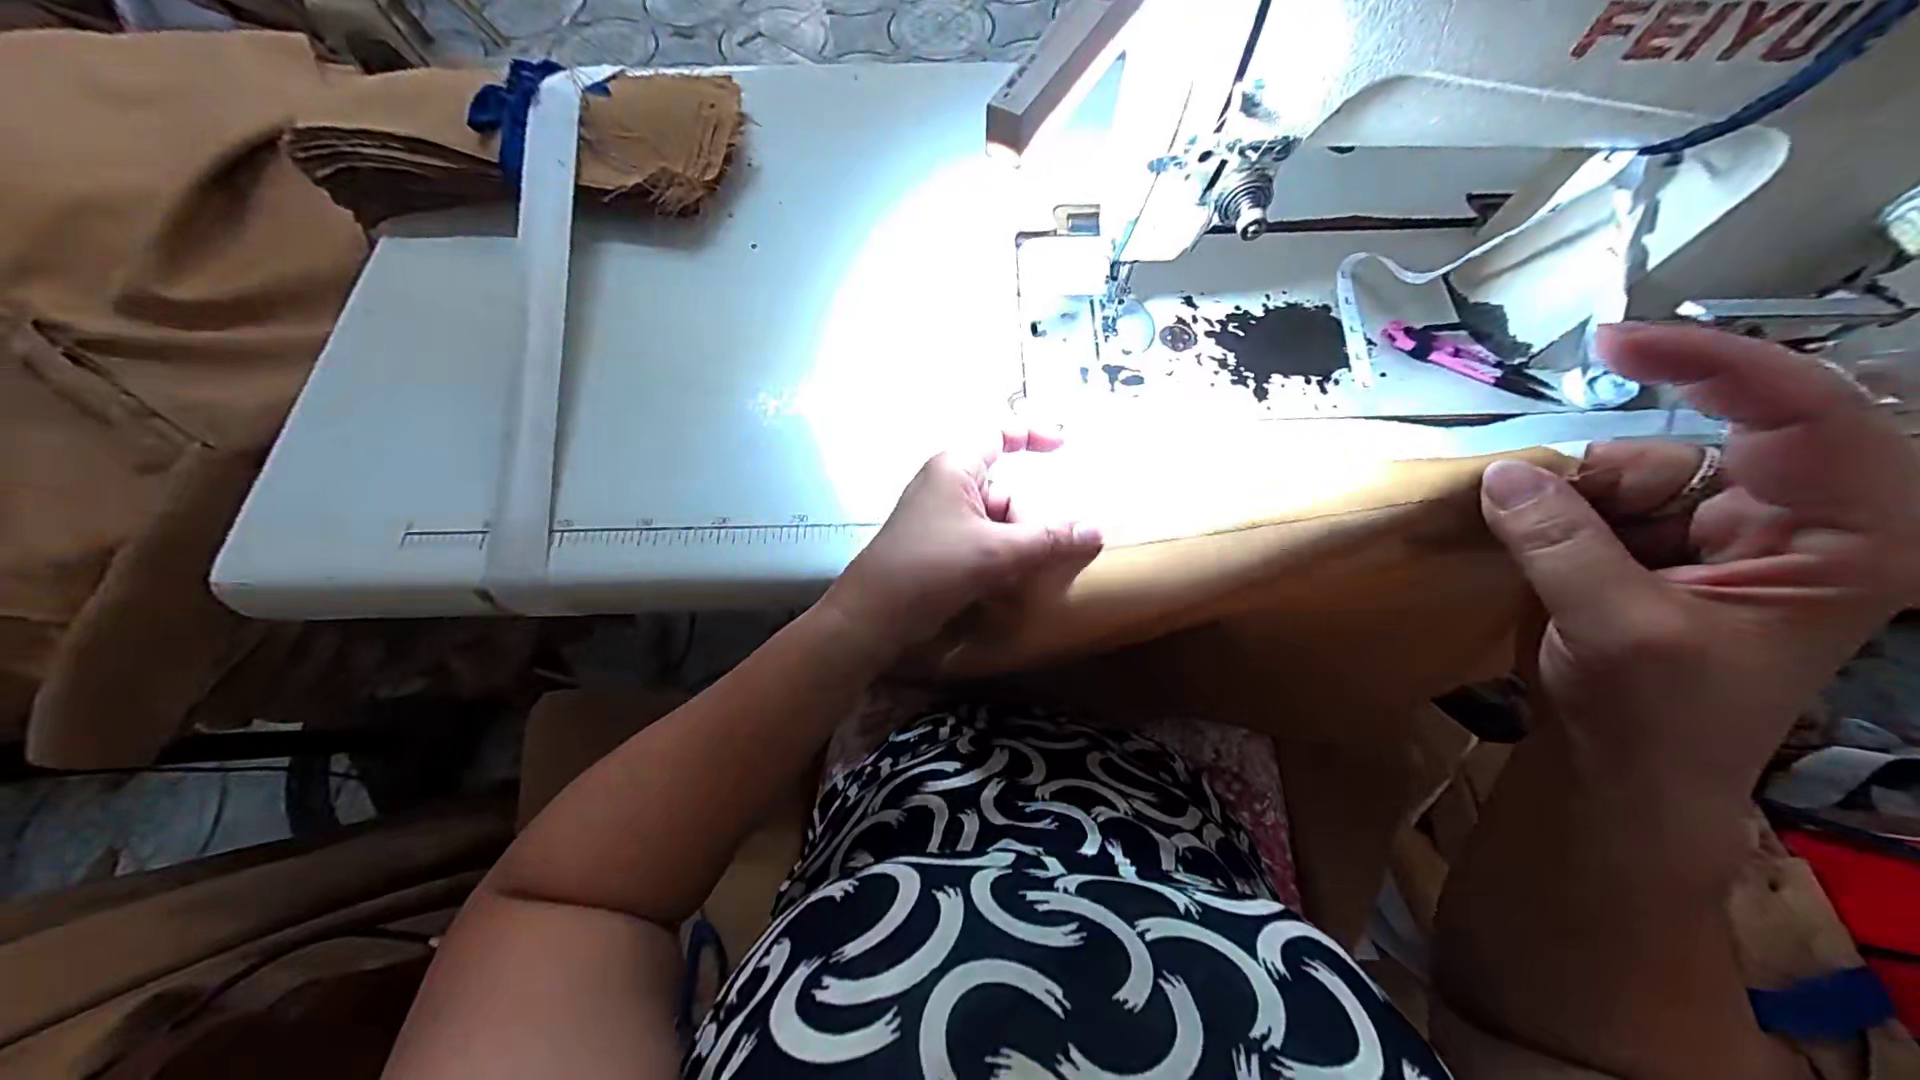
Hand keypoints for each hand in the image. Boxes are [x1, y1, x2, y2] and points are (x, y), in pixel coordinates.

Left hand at [819, 427, 1102, 667]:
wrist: (873, 617)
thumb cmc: (930, 569)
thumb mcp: (997, 553)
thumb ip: (1049, 540)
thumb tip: (1096, 530)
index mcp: (955, 468)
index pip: (998, 434)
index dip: (1032, 434)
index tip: (1064, 447)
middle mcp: (948, 486)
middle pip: (1007, 491)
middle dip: (1029, 523)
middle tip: (1034, 556)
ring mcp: (942, 520)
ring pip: (999, 523)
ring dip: (1017, 548)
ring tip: (1019, 578)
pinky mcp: (940, 549)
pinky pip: (983, 543)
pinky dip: (1001, 560)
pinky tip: (1005, 586)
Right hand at [1479, 324, 1919, 802]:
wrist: (1625, 770)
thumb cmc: (1660, 718)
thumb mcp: (1619, 631)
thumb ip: (1563, 544)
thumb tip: (1503, 473)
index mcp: (1842, 539)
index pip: (1808, 416)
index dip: (1721, 365)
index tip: (1616, 344)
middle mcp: (1789, 521)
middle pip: (1689, 448)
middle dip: (1607, 478)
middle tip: (1540, 506)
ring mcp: (1715, 534)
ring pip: (1623, 476)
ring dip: (1567, 508)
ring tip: (1552, 570)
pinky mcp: (1654, 548)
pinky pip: (1592, 503)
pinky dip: (1553, 519)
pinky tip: (1545, 564)